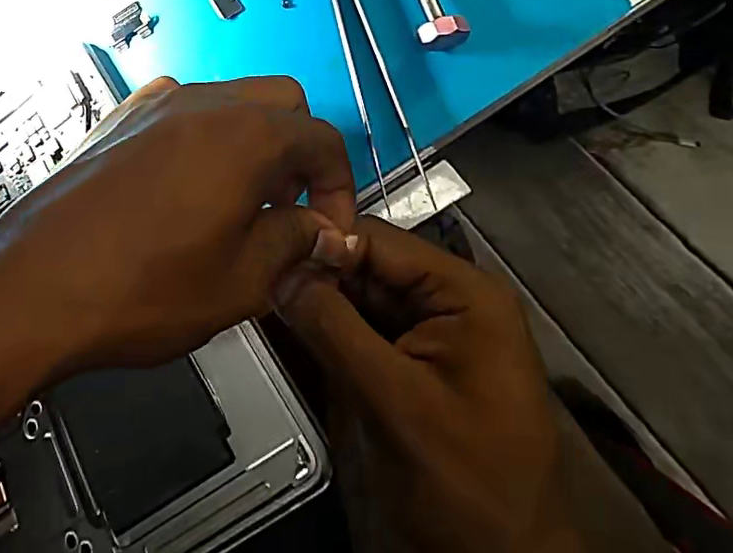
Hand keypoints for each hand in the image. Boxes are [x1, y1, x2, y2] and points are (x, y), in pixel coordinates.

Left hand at [0, 75, 363, 376]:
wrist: (35, 283)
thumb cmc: (138, 288)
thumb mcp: (240, 281)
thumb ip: (294, 244)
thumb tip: (321, 232)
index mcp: (242, 134)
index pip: (321, 138)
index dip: (339, 188)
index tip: (327, 231)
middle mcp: (198, 104)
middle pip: (278, 102)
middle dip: (297, 152)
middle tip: (287, 212)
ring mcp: (151, 106)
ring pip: (226, 102)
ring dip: (249, 143)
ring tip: (236, 207)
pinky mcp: (117, 121)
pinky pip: (177, 112)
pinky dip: (200, 138)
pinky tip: (184, 190)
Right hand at [277, 217, 582, 552]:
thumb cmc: (476, 493)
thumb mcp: (400, 404)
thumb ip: (335, 329)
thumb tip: (282, 273)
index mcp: (464, 294)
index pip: (374, 238)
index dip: (319, 245)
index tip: (269, 258)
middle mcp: (440, 301)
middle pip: (355, 262)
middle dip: (307, 274)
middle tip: (256, 282)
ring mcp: (413, 331)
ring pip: (342, 292)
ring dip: (304, 299)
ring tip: (261, 300)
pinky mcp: (390, 359)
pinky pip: (343, 325)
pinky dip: (311, 326)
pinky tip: (279, 325)